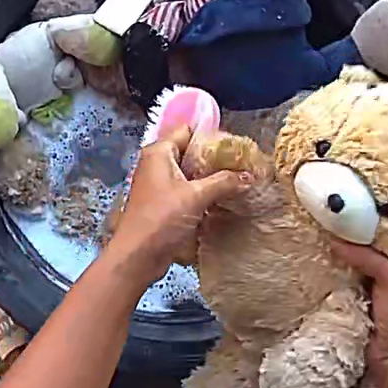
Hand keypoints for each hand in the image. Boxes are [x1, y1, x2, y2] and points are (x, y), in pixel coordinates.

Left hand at [107, 124, 246, 282]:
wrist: (137, 257)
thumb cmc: (161, 219)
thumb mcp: (196, 196)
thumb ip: (224, 181)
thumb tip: (250, 175)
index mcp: (159, 153)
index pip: (188, 130)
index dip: (211, 135)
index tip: (235, 144)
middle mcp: (157, 164)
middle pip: (190, 151)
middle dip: (215, 157)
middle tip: (241, 162)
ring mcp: (159, 184)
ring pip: (190, 172)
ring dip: (210, 176)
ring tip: (238, 179)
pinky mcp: (164, 203)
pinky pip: (188, 189)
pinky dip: (203, 191)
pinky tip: (223, 197)